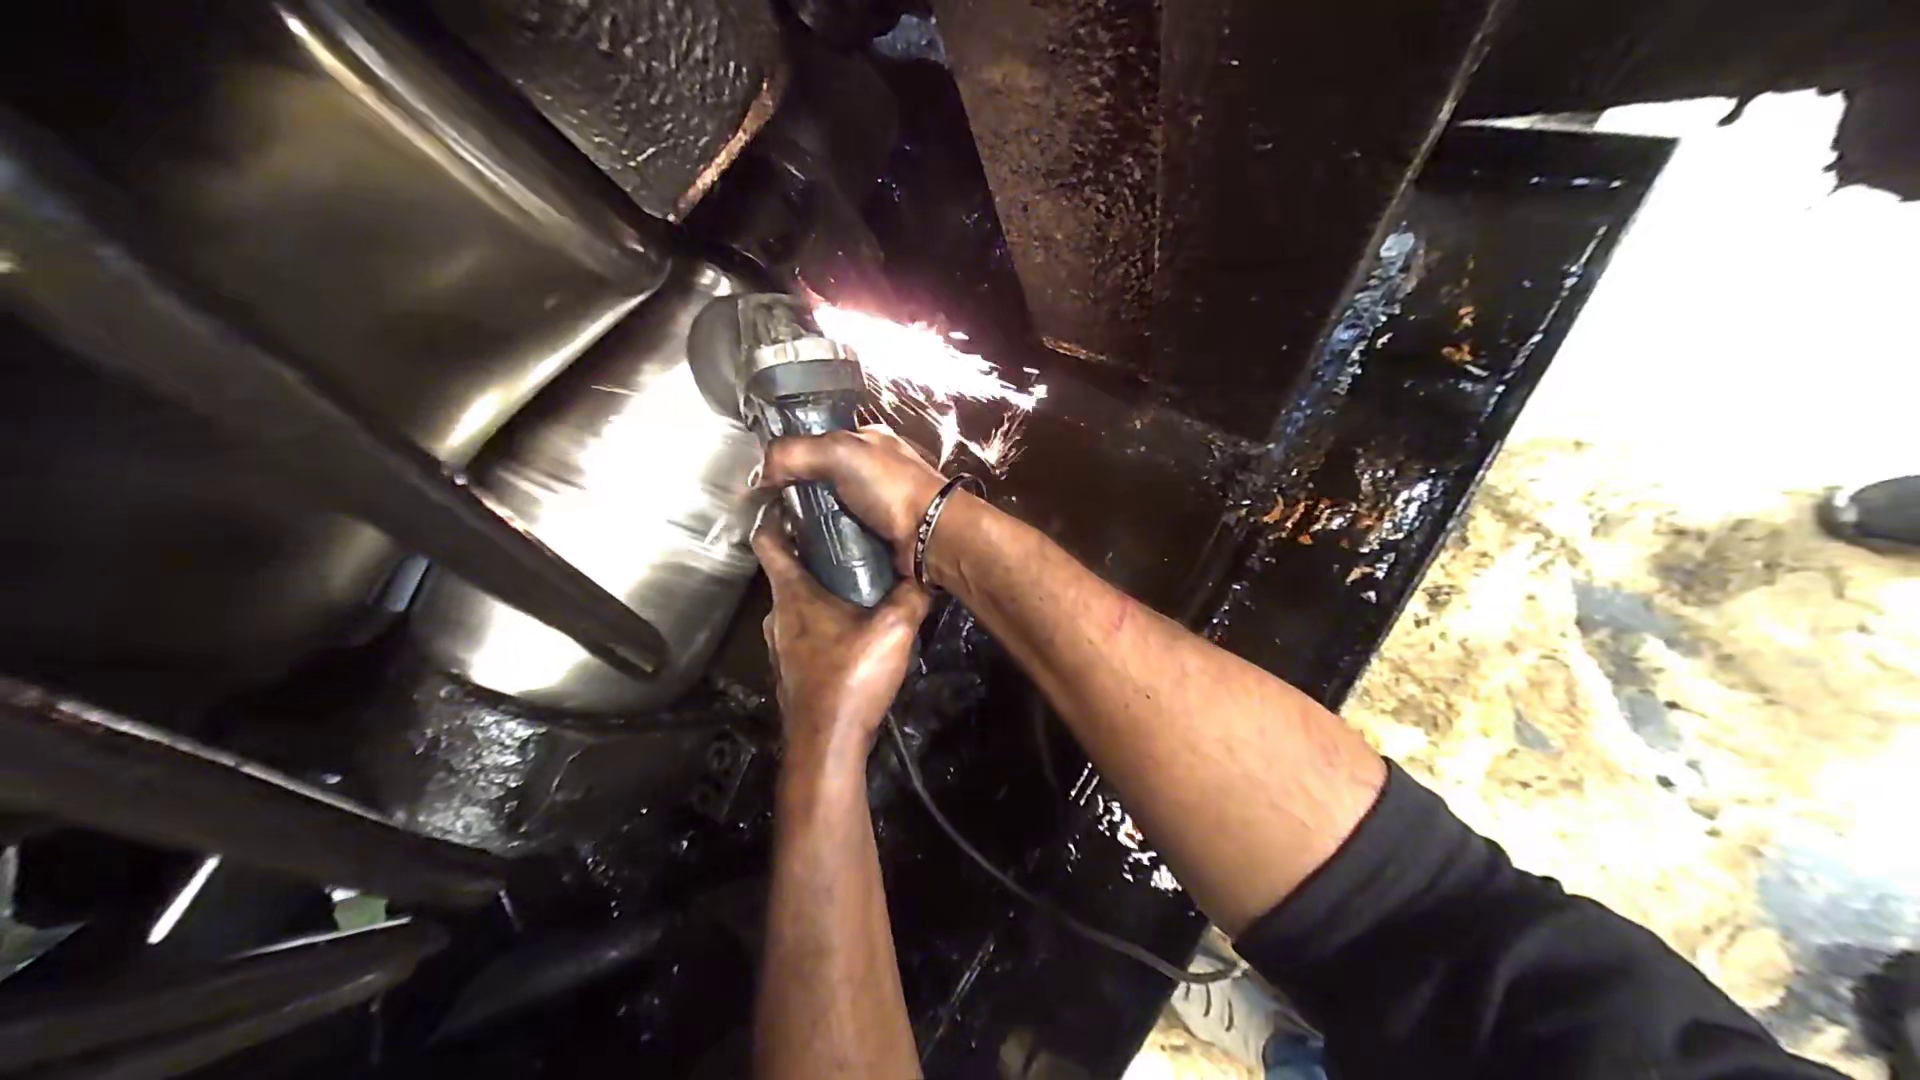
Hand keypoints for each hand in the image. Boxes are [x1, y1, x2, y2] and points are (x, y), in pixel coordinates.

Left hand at [752, 507, 931, 765]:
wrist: (827, 743)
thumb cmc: (851, 676)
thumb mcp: (893, 630)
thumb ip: (912, 597)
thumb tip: (928, 571)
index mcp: (792, 594)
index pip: (767, 540)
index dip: (775, 515)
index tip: (796, 499)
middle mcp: (778, 614)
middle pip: (786, 570)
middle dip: (811, 550)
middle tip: (848, 536)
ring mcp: (781, 644)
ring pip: (797, 602)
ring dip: (820, 586)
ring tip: (858, 578)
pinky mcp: (792, 667)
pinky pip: (804, 629)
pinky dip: (823, 617)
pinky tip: (854, 624)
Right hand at [759, 427, 946, 574]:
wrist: (931, 537)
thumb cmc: (890, 487)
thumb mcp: (839, 452)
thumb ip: (794, 454)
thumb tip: (759, 476)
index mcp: (867, 441)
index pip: (817, 442)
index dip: (790, 458)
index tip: (767, 480)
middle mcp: (871, 471)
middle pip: (820, 480)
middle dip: (796, 495)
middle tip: (771, 513)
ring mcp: (874, 506)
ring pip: (827, 510)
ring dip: (807, 522)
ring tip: (782, 534)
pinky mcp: (875, 536)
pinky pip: (839, 535)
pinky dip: (823, 540)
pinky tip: (804, 549)